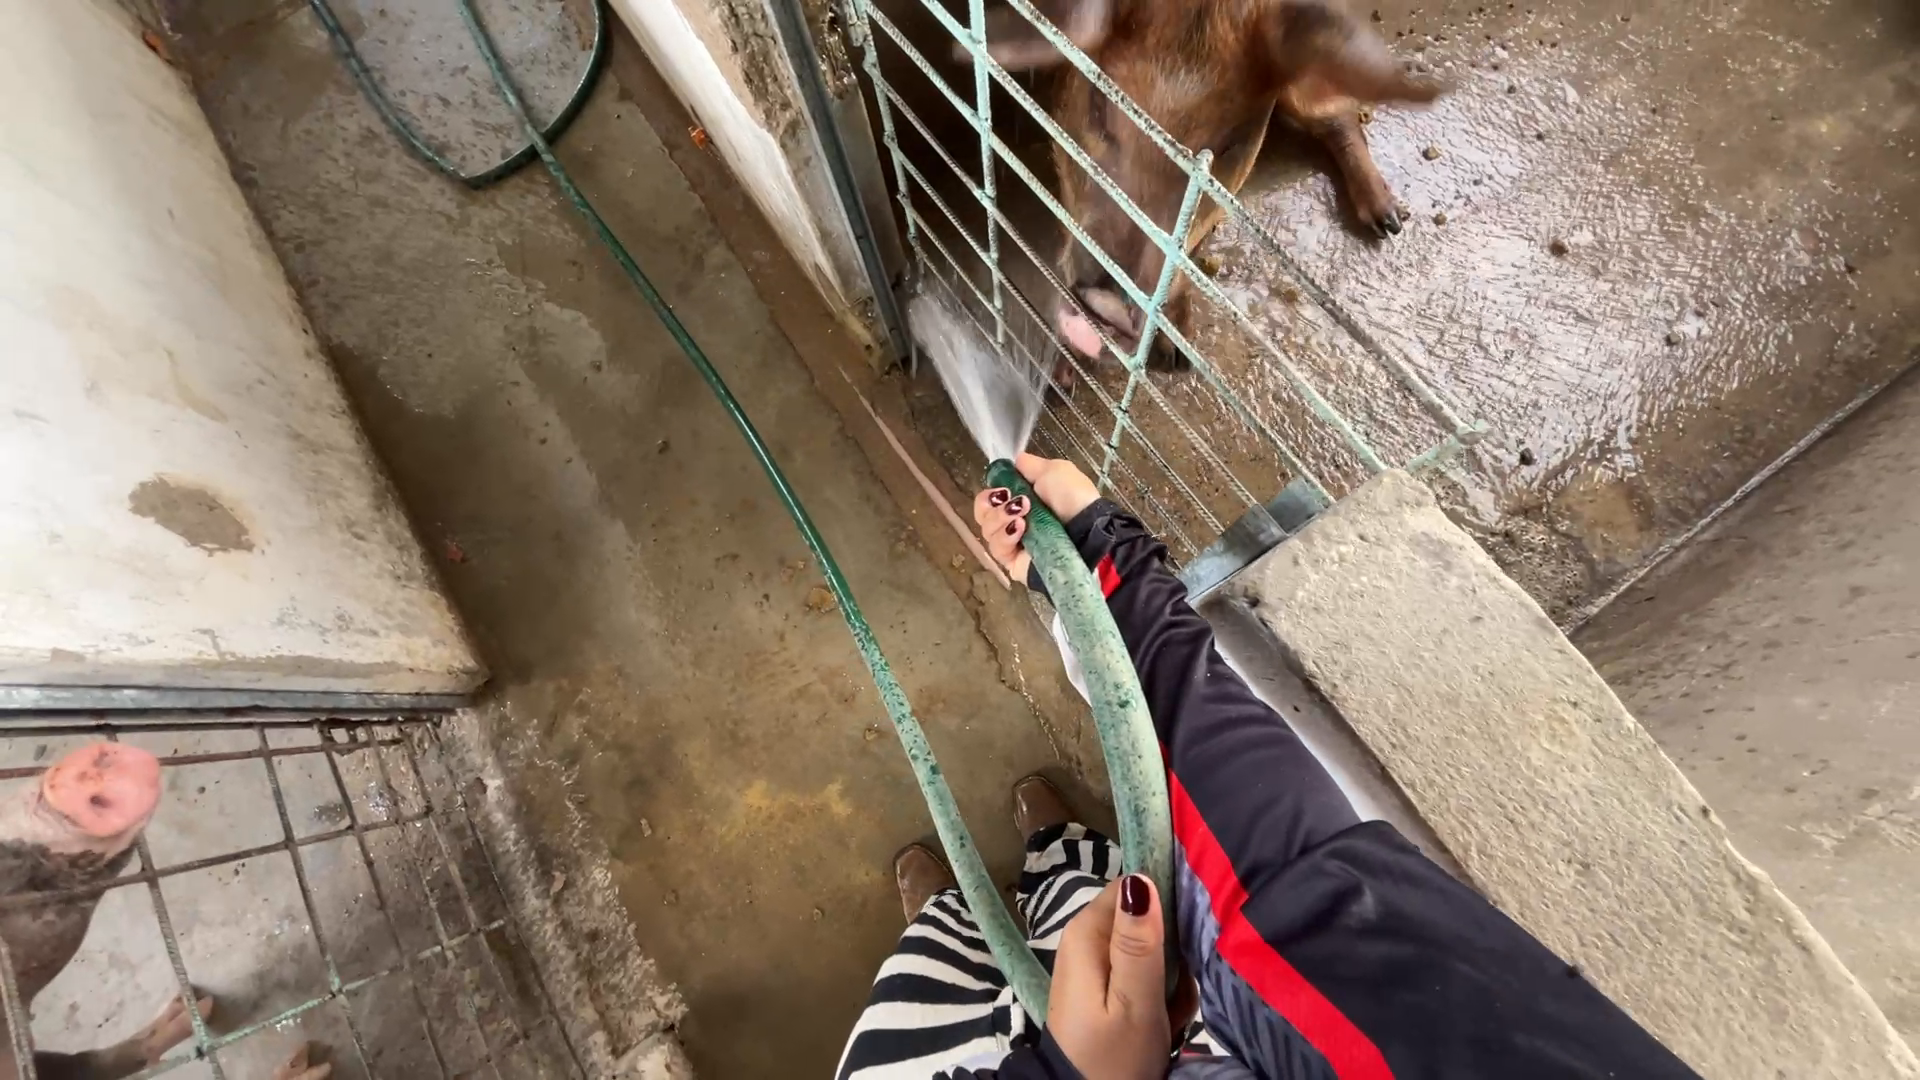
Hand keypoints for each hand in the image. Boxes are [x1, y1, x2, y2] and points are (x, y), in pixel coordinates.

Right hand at [972, 454, 1099, 582]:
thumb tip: (1015, 461)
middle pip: (983, 513)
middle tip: (1010, 499)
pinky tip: (1021, 529)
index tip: (1003, 488)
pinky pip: (997, 549)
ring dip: (1000, 518)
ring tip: (1024, 515)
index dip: (991, 491)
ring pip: (987, 530)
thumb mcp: (1055, 470)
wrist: (1087, 531)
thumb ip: (1030, 465)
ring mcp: (1013, 543)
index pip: (991, 497)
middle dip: (990, 504)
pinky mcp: (1013, 563)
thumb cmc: (1074, 498)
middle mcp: (1015, 521)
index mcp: (1023, 500)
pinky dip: (1005, 536)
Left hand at [1048, 874, 1171, 1078]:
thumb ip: (1138, 943)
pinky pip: (1141, 977)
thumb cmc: (1111, 1058)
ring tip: (1173, 1012)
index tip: (1188, 939)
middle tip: (1179, 989)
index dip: (1164, 906)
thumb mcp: (1133, 1003)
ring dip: (1169, 979)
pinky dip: (1158, 997)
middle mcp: (1087, 938)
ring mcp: (1095, 965)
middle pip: (1142, 920)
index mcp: (1088, 931)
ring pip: (1148, 952)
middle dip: (1171, 951)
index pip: (1131, 888)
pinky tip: (1166, 1021)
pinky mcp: (1105, 990)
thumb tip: (1141, 878)